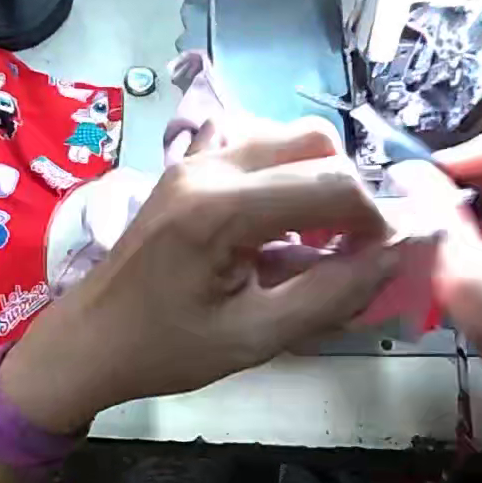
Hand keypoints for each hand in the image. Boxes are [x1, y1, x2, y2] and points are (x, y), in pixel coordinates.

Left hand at [0, 119, 397, 431]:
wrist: (90, 339)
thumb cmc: (165, 348)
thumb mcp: (253, 337)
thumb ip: (329, 295)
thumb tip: (391, 256)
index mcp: (221, 207)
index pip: (332, 184)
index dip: (372, 220)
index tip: (376, 260)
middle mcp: (207, 164)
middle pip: (314, 142)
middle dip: (347, 192)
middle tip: (344, 247)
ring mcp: (190, 158)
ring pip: (284, 135)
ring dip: (314, 177)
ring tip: (309, 235)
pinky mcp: (182, 166)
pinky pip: (248, 141)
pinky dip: (279, 168)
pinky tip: (270, 213)